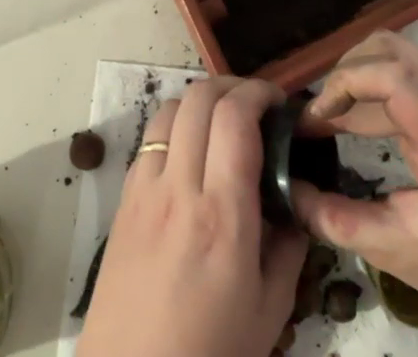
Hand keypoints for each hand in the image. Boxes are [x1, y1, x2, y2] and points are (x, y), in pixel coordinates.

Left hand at [77, 77, 307, 356]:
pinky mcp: (122, 203)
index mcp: (222, 214)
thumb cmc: (209, 350)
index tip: (280, 101)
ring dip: (200, 102)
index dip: (259, 93)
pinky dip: (174, 129)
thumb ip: (289, 245)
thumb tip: (295, 202)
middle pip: (198, 98)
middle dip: (233, 86)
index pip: (234, 117)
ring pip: (167, 111)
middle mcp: (178, 189)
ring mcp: (143, 192)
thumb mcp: (270, 308)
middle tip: (258, 105)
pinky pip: (148, 143)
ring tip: (224, 122)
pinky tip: (191, 156)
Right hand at [293, 32, 417, 356]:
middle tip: (318, 119)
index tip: (314, 121)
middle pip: (387, 49)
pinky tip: (354, 123)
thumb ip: (338, 220)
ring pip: (395, 52)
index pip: (391, 75)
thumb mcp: (396, 250)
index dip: (343, 84)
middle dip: (343, 76)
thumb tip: (289, 192)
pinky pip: (407, 71)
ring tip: (329, 119)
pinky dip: (374, 85)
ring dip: (357, 76)